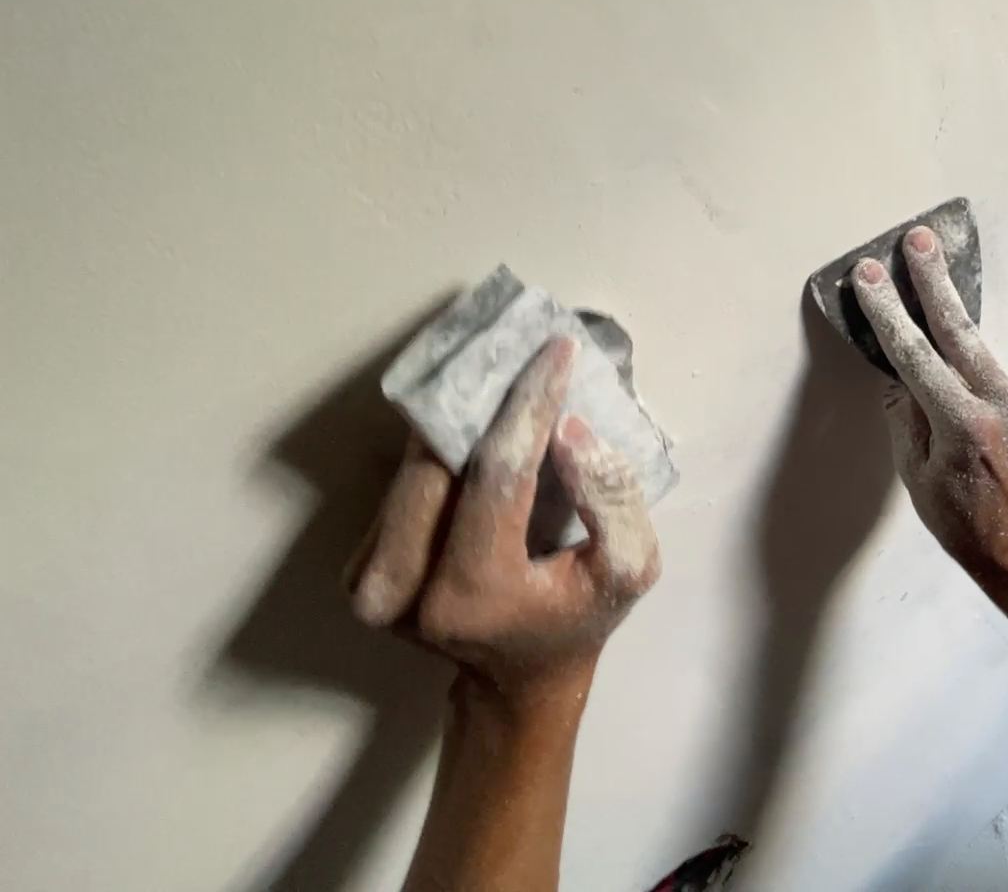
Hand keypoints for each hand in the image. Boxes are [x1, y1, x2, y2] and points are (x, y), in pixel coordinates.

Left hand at [346, 337, 661, 703]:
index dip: (530, 406)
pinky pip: (403, 487)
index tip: (557, 351)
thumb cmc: (582, 619)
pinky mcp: (359, 569)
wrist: (520, 678)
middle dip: (483, 398)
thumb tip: (570, 429)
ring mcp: (368, 582)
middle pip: (436, 463)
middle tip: (519, 348)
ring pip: (410, 469)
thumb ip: (613, 500)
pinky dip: (441, 445)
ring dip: (456, 414)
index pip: (498, 475)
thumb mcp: (630, 569)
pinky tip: (478, 420)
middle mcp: (399, 589)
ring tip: (500, 370)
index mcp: (471, 593)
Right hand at [851, 225, 1007, 586]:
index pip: (916, 356)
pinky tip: (950, 357)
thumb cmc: (963, 524)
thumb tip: (898, 376)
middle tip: (920, 239)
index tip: (871, 277)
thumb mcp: (916, 475)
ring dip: (950, 314)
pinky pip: (990, 374)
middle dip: (934, 282)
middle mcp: (1001, 404)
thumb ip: (906, 418)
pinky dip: (966, 362)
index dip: (889, 313)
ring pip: (977, 349)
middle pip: (959, 330)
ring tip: (931, 271)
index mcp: (965, 425)